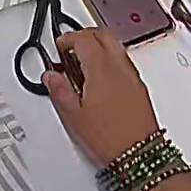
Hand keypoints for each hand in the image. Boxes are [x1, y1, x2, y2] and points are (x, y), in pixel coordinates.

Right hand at [40, 29, 159, 165]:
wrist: (139, 154)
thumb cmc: (110, 138)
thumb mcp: (74, 116)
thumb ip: (60, 91)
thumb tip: (51, 77)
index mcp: (101, 69)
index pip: (84, 39)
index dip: (68, 38)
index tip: (60, 46)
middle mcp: (120, 67)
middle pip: (103, 35)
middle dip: (85, 36)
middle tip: (70, 48)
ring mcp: (132, 76)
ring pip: (116, 46)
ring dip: (99, 46)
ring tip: (83, 63)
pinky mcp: (139, 87)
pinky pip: (124, 62)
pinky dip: (110, 60)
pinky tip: (100, 77)